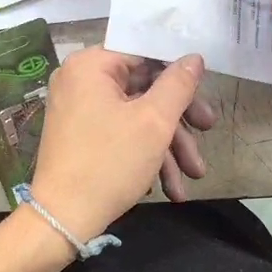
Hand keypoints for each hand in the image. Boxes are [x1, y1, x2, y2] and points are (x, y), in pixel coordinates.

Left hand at [27, 47, 215, 238]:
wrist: (63, 219)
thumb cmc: (109, 164)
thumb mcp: (154, 122)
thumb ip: (178, 85)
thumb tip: (193, 58)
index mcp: (91, 66)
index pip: (144, 52)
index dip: (178, 70)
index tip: (203, 89)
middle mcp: (79, 82)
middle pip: (143, 88)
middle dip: (179, 120)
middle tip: (208, 131)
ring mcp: (78, 112)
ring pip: (135, 118)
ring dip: (168, 148)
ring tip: (193, 177)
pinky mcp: (81, 139)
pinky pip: (119, 136)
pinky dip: (144, 157)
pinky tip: (167, 186)